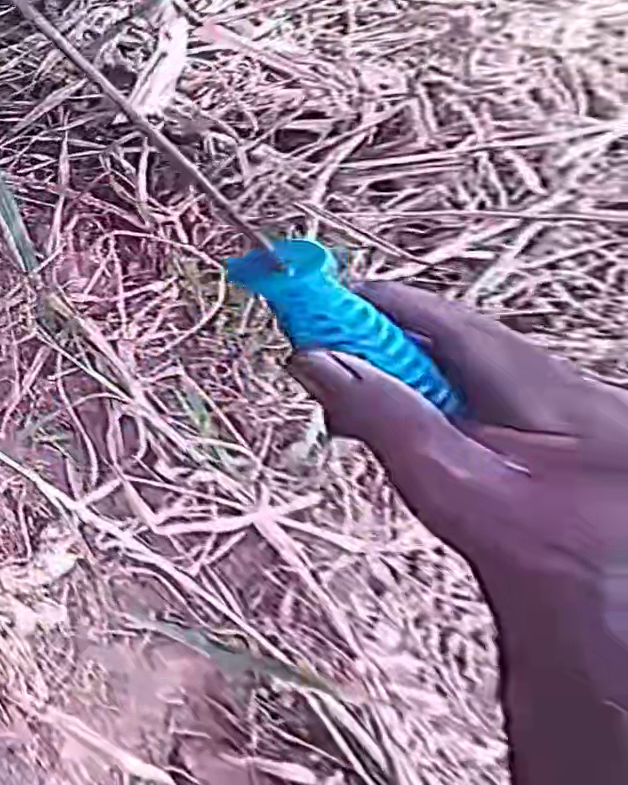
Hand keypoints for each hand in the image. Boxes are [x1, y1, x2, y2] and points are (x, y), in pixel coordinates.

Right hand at [288, 283, 627, 782]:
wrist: (601, 617)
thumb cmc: (538, 558)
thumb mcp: (450, 484)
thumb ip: (382, 413)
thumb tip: (314, 356)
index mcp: (564, 401)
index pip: (449, 323)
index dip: (375, 300)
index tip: (308, 289)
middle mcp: (568, 394)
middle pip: (444, 341)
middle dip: (368, 342)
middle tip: (310, 354)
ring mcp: (558, 413)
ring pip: (446, 368)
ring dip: (381, 373)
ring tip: (343, 407)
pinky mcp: (539, 432)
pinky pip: (456, 392)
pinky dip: (404, 397)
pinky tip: (379, 424)